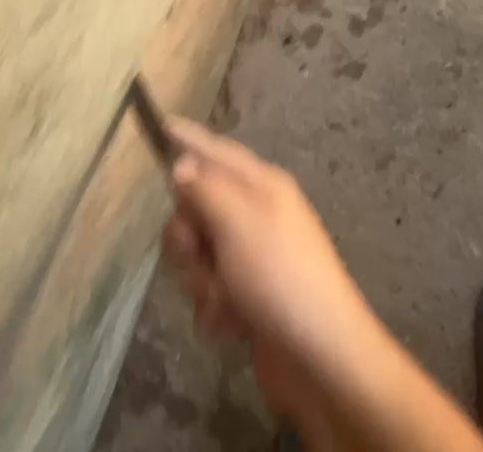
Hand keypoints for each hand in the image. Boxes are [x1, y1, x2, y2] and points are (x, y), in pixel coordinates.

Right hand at [160, 119, 377, 371]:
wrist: (319, 358)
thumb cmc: (280, 276)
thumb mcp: (238, 221)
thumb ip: (204, 188)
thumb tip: (182, 165)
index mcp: (262, 188)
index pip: (218, 152)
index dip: (191, 140)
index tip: (163, 125)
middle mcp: (257, 217)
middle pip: (197, 207)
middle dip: (188, 235)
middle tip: (198, 253)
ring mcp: (253, 260)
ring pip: (197, 254)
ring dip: (201, 281)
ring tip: (224, 299)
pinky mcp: (248, 299)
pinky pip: (209, 292)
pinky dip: (214, 310)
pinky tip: (232, 326)